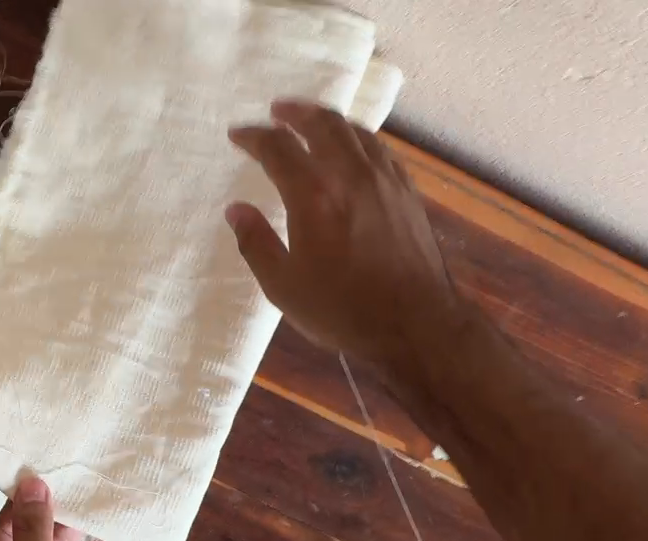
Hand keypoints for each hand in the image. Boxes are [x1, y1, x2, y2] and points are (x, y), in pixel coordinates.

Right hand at [226, 100, 470, 362]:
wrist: (411, 323)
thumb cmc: (339, 310)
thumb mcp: (283, 286)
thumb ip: (255, 243)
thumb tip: (236, 210)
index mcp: (314, 196)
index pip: (278, 149)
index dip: (254, 137)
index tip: (237, 136)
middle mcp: (351, 175)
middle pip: (321, 124)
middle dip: (295, 113)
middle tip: (277, 111)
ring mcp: (384, 180)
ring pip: (355, 131)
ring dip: (328, 120)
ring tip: (312, 122)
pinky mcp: (406, 192)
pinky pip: (378, 149)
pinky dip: (357, 139)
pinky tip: (353, 150)